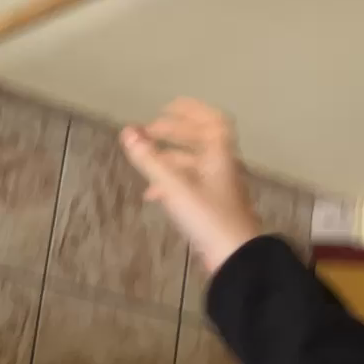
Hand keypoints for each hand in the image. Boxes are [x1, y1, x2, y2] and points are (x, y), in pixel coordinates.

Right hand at [119, 98, 263, 274]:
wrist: (236, 257)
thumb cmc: (208, 217)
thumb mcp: (174, 186)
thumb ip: (149, 159)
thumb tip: (127, 131)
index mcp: (218, 156)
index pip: (212, 122)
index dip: (192, 110)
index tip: (167, 106)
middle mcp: (220, 167)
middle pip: (200, 140)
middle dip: (173, 131)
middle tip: (147, 131)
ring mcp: (217, 187)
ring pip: (193, 162)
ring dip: (169, 155)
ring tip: (144, 158)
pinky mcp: (212, 205)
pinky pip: (190, 182)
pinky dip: (170, 179)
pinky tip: (152, 192)